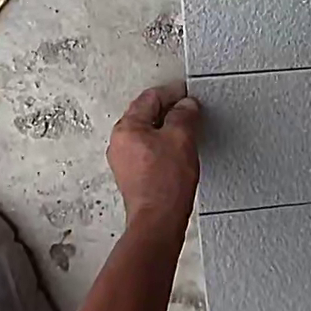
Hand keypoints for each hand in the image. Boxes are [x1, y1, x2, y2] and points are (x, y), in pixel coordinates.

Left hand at [108, 83, 200, 230]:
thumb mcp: (182, 136)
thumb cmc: (166, 182)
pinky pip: (148, 149)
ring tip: (187, 132)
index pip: (150, 97)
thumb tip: (186, 105)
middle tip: (191, 111)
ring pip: (148, 132)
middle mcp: (119, 143)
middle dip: (170, 110)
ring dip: (167, 128)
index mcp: (126, 128)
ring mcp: (124, 160)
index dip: (173, 92)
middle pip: (146, 114)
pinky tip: (178, 152)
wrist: (159, 218)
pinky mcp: (133, 175)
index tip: (189, 94)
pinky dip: (163, 145)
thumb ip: (184, 113)